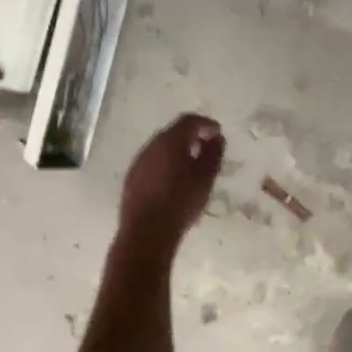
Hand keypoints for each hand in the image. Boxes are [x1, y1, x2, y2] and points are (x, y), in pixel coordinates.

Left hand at [118, 114, 224, 256]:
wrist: (147, 231)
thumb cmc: (182, 202)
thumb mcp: (206, 178)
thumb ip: (214, 154)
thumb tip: (217, 138)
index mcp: (171, 141)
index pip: (190, 121)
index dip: (206, 124)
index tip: (218, 133)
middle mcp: (151, 145)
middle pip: (174, 132)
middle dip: (192, 137)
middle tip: (207, 149)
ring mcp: (139, 161)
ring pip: (161, 148)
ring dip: (178, 152)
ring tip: (192, 167)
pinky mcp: (132, 178)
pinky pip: (153, 163)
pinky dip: (166, 165)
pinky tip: (174, 182)